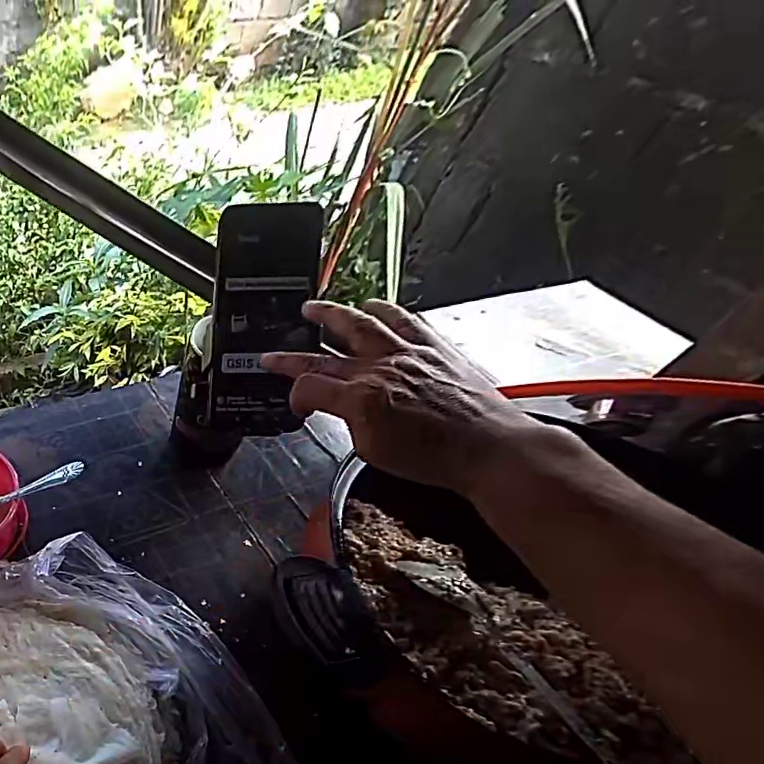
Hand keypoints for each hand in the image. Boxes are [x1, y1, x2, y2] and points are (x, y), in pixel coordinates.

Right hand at [263, 299, 555, 495]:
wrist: (488, 449)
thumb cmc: (435, 456)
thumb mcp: (370, 449)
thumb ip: (347, 420)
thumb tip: (338, 407)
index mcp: (360, 398)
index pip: (308, 387)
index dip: (294, 398)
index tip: (298, 409)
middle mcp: (382, 368)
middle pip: (323, 354)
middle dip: (291, 355)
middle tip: (274, 353)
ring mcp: (409, 354)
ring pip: (362, 323)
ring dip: (332, 315)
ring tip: (315, 309)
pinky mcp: (435, 348)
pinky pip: (405, 318)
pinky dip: (384, 310)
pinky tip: (374, 306)